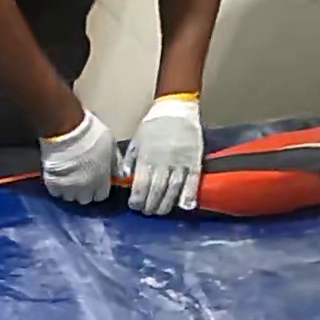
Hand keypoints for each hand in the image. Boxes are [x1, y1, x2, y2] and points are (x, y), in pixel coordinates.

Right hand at [39, 108, 119, 204]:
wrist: (66, 133)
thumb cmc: (92, 136)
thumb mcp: (111, 146)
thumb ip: (115, 163)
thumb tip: (120, 173)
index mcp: (101, 180)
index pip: (101, 196)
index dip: (99, 190)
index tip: (97, 183)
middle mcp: (84, 189)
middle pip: (84, 200)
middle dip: (85, 193)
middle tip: (83, 181)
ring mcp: (66, 189)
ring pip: (69, 198)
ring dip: (70, 191)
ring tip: (69, 181)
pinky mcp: (52, 185)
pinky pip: (56, 193)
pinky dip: (58, 188)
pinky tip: (59, 179)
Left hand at [124, 96, 204, 214]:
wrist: (176, 108)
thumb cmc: (151, 128)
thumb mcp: (135, 144)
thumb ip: (129, 163)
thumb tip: (125, 181)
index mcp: (146, 159)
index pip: (140, 186)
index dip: (137, 200)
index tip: (134, 206)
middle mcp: (163, 163)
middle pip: (157, 191)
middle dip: (150, 205)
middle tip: (147, 212)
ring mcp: (181, 161)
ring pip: (174, 189)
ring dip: (166, 204)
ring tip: (160, 211)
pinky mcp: (195, 159)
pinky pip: (193, 180)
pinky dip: (189, 194)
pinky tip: (185, 206)